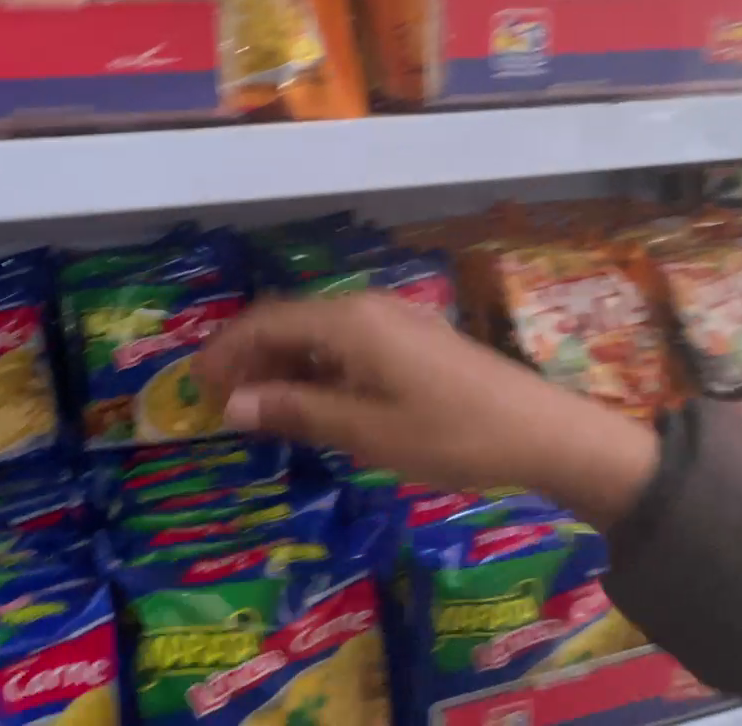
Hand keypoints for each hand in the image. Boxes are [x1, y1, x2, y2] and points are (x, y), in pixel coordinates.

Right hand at [193, 293, 660, 528]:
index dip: (227, 349)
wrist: (545, 433)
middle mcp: (363, 307)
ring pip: (315, 331)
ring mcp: (389, 318)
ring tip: (258, 402)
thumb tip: (233, 405)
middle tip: (222, 397)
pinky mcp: (408, 336)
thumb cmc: (450, 433)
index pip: (266, 322)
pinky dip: (314, 365)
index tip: (196, 380)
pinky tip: (310, 395)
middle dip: (249, 355)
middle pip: (288, 321)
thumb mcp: (366, 430)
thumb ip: (296, 411)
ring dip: (281, 362)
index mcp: (348, 321)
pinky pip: (343, 342)